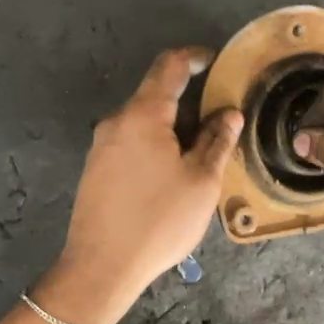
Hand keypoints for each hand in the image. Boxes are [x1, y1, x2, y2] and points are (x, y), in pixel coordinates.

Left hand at [36, 48, 242, 323]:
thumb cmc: (158, 222)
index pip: (169, 66)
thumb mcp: (200, 182)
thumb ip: (217, 141)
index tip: (216, 61)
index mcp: (142, 115)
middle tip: (219, 122)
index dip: (195, 57)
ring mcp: (101, 147)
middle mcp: (116, 122)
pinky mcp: (95, 170)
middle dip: (188, 101)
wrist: (101, 265)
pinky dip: (154, 145)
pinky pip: (130, 143)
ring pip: (142, 122)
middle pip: (155, 95)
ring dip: (172, 128)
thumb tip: (228, 114)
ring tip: (200, 154)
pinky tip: (171, 173)